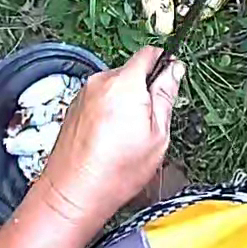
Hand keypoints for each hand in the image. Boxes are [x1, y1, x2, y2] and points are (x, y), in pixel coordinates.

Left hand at [30, 47, 182, 228]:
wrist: (72, 194)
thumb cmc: (115, 171)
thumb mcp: (157, 134)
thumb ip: (166, 95)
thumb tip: (174, 70)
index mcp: (125, 84)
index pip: (149, 53)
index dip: (164, 63)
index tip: (170, 78)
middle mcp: (101, 81)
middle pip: (132, 70)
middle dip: (143, 88)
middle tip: (148, 120)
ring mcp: (85, 93)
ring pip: (116, 85)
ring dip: (125, 100)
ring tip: (126, 134)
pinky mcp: (74, 106)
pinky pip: (101, 98)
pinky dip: (109, 110)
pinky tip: (109, 138)